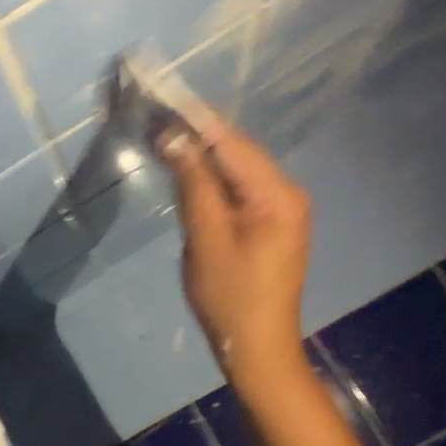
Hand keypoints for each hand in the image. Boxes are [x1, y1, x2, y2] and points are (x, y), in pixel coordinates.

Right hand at [157, 122, 311, 376]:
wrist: (258, 348)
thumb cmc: (231, 295)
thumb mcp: (206, 237)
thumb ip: (194, 183)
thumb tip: (175, 136)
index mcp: (277, 194)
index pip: (231, 142)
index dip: (195, 119)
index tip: (162, 97)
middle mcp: (288, 192)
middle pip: (238, 151)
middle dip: (198, 135)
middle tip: (157, 119)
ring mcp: (285, 208)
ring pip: (238, 168)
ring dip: (205, 156)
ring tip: (166, 139)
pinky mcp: (274, 222)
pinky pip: (242, 188)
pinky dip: (215, 179)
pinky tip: (190, 174)